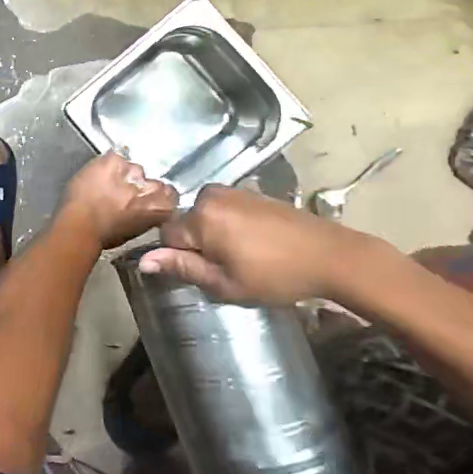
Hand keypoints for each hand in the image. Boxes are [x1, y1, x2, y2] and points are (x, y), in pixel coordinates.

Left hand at [56, 151, 179, 249]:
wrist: (80, 225)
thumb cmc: (108, 235)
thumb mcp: (137, 229)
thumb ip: (148, 214)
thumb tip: (147, 208)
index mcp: (160, 204)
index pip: (170, 193)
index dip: (158, 195)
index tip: (145, 200)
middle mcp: (151, 184)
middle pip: (149, 179)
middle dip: (137, 185)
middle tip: (122, 195)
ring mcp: (131, 169)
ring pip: (131, 168)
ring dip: (122, 175)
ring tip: (106, 186)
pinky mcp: (113, 159)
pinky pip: (115, 157)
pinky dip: (108, 166)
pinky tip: (99, 175)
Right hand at [140, 184, 383, 304]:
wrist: (329, 254)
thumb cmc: (275, 275)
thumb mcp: (225, 282)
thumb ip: (183, 267)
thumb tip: (144, 261)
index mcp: (202, 216)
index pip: (167, 235)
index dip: (179, 257)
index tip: (202, 273)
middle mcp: (212, 195)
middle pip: (186, 223)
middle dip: (198, 245)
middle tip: (226, 270)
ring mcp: (234, 191)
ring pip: (205, 217)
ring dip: (214, 236)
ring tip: (242, 259)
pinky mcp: (251, 192)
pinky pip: (224, 210)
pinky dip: (230, 227)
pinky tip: (254, 246)